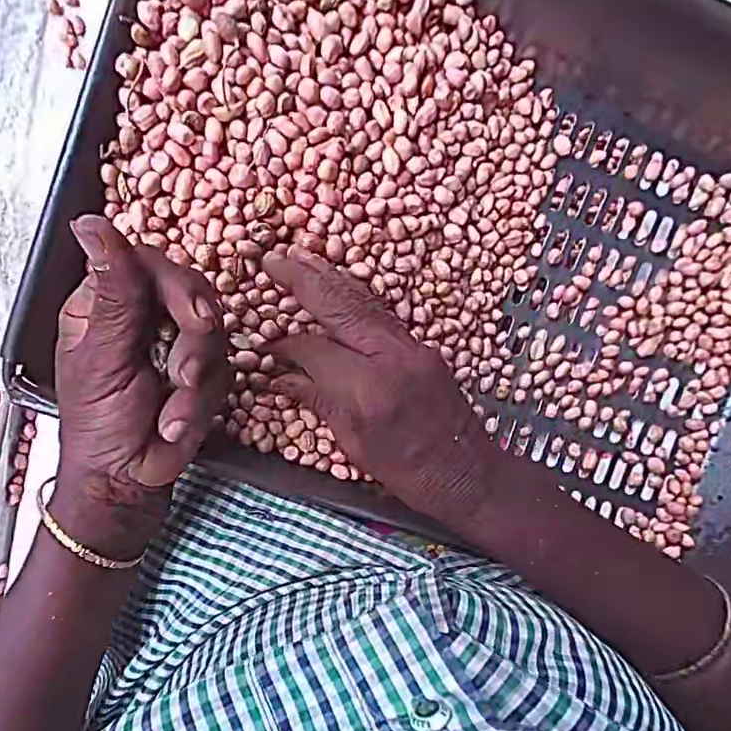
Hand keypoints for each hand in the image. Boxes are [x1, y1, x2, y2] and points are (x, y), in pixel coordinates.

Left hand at [53, 216, 229, 558]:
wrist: (126, 481)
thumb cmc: (98, 424)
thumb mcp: (101, 359)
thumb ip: (112, 294)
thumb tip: (90, 225)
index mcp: (107, 303)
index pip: (148, 263)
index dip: (175, 284)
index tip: (188, 315)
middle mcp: (145, 316)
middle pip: (191, 292)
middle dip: (194, 338)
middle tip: (183, 373)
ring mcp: (177, 343)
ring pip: (213, 333)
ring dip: (195, 380)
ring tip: (168, 416)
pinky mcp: (203, 372)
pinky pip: (223, 371)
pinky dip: (200, 403)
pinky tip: (173, 425)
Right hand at [261, 246, 498, 519]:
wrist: (465, 473)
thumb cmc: (405, 472)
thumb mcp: (353, 442)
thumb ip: (319, 401)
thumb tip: (281, 377)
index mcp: (366, 390)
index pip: (313, 349)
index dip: (284, 346)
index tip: (264, 347)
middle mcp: (390, 358)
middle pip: (340, 307)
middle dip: (304, 280)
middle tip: (275, 259)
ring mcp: (412, 348)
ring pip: (364, 302)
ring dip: (330, 278)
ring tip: (301, 257)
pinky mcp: (424, 348)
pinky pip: (381, 315)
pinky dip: (354, 298)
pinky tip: (338, 288)